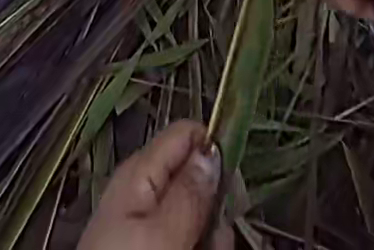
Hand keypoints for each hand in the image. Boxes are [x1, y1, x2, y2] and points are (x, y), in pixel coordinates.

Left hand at [79, 121, 228, 249]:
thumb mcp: (159, 235)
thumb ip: (188, 193)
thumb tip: (213, 149)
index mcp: (142, 172)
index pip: (187, 134)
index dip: (214, 151)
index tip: (231, 186)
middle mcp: (146, 191)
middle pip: (198, 179)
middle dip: (216, 208)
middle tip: (215, 241)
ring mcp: (149, 225)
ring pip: (198, 216)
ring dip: (212, 238)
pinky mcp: (153, 247)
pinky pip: (186, 239)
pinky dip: (199, 248)